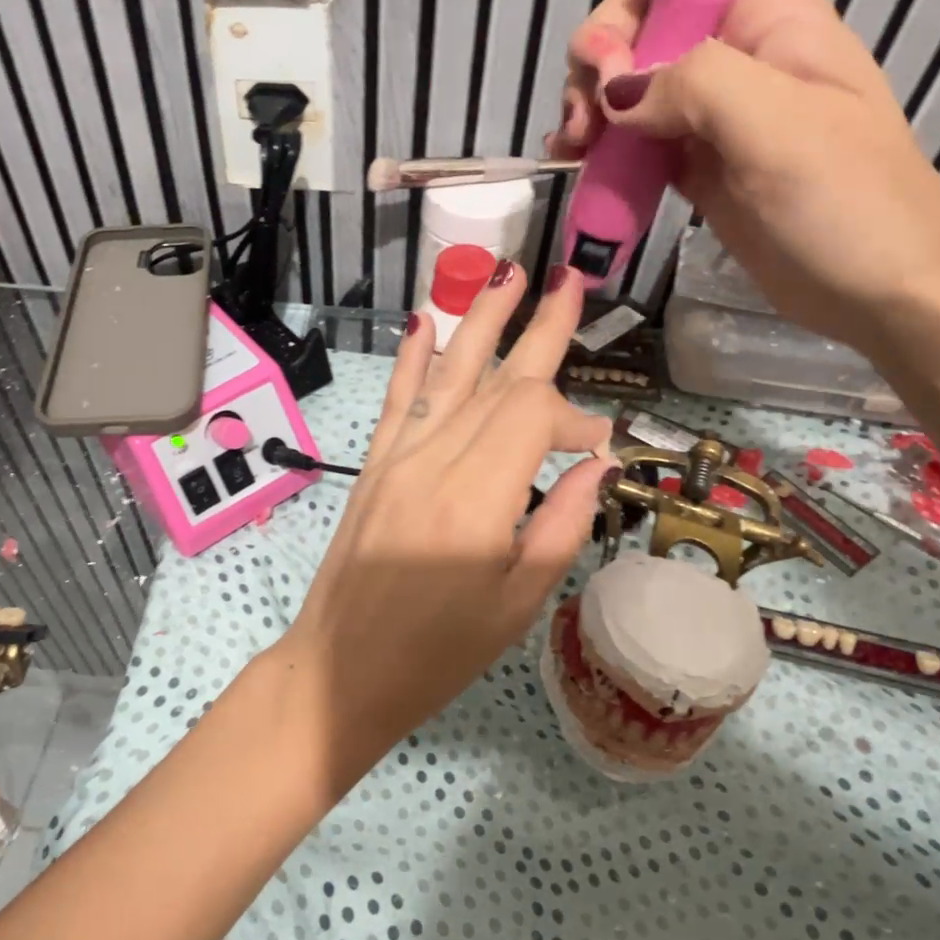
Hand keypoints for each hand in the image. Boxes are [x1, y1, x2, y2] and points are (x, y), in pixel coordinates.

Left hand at [281, 261, 612, 760]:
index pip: (533, 415)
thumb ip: (559, 526)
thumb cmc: (438, 652)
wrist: (342, 668)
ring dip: (478, 320)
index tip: (597, 446)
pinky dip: (412, 358)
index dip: (575, 418)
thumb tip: (595, 466)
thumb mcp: (517, 604)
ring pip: (445, 374)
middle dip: (536, 328)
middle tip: (568, 278)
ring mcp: (397, 458)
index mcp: (477, 497)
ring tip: (504, 271)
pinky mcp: (373, 466)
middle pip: (493, 378)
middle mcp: (433, 460)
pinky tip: (424, 320)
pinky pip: (397, 401)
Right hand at [548, 0, 939, 348]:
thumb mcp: (778, 127)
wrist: (885, 296)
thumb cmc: (852, 205)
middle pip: (658, 9)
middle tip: (590, 110)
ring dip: (593, 101)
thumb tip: (616, 91)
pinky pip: (638, 138)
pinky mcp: (700, 167)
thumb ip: (694, 84)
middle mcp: (743, 54)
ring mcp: (719, 115)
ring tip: (576, 146)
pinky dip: (602, 146)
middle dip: (606, 46)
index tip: (641, 16)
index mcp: (778, 18)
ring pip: (637, 77)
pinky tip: (578, 164)